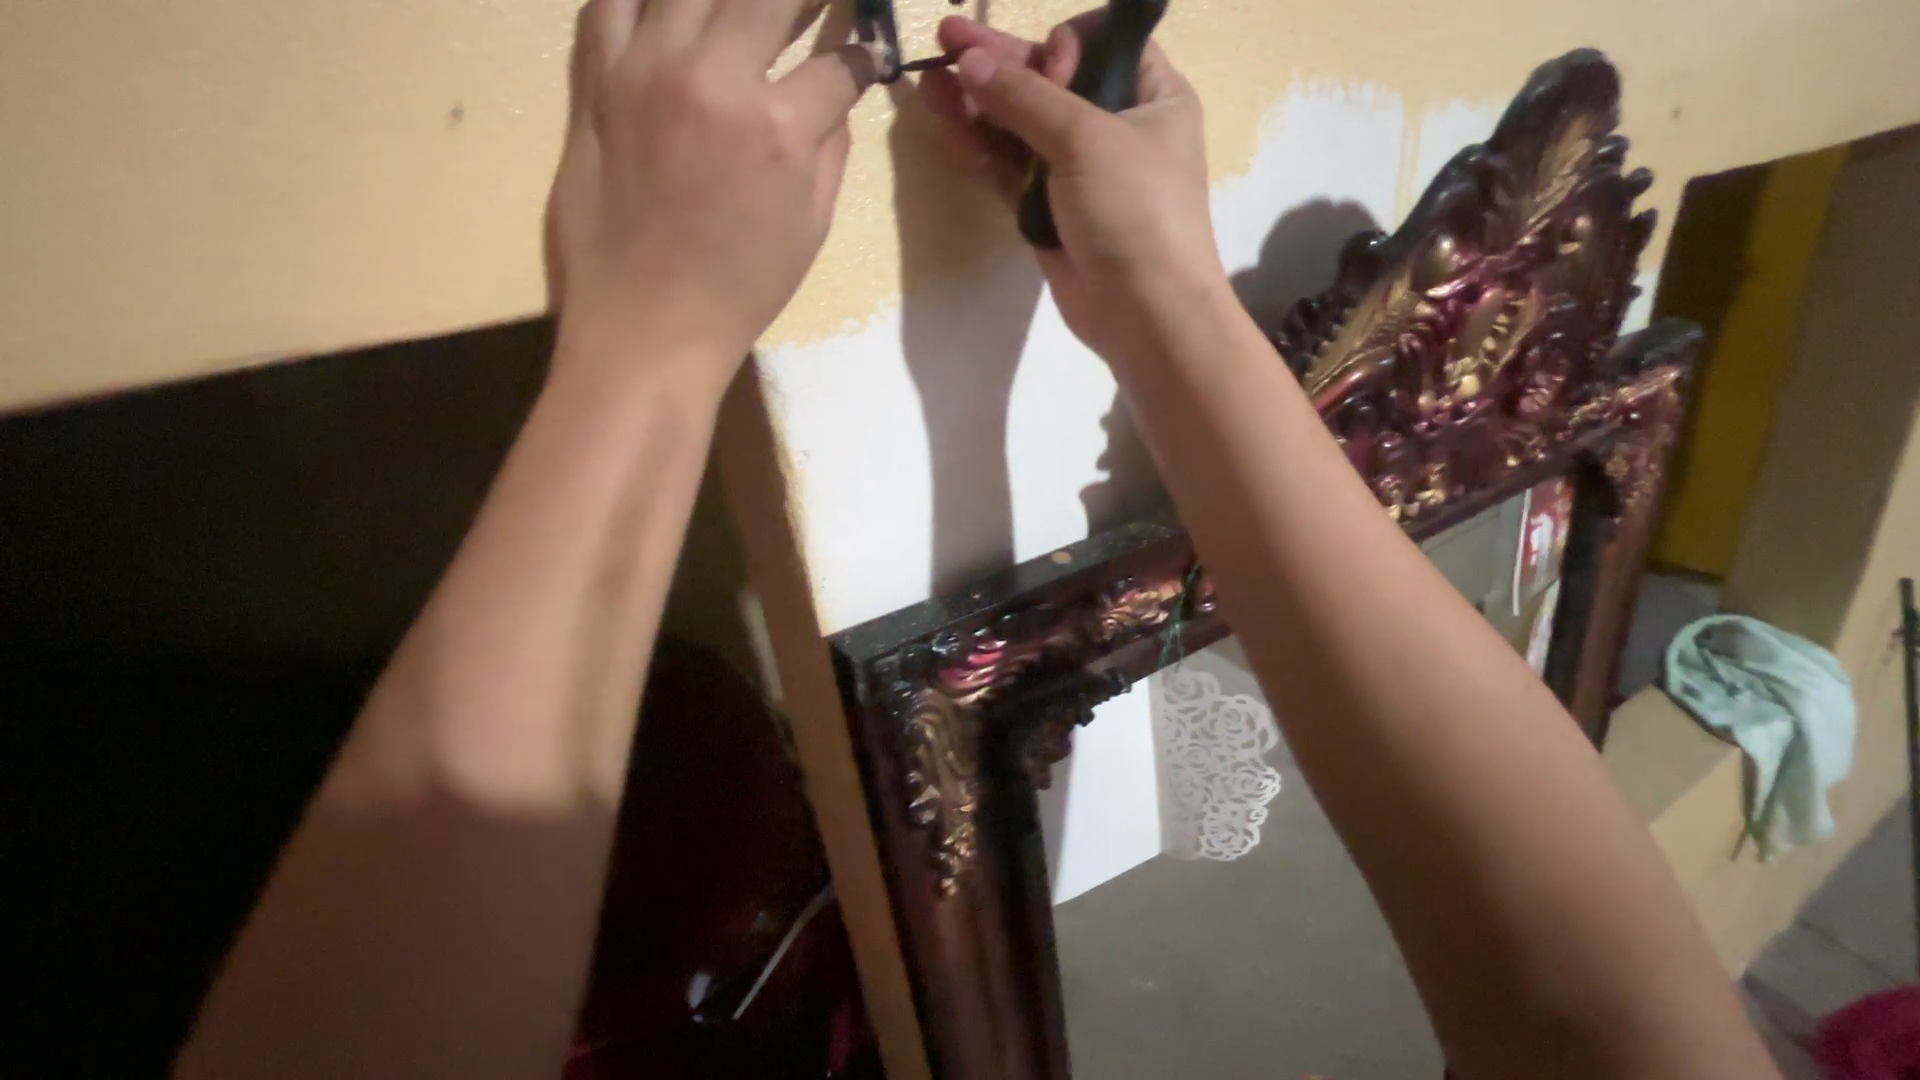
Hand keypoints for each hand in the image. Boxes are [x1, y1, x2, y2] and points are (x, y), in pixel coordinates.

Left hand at [546, 0, 876, 382]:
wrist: (647, 328)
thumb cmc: (740, 291)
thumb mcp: (810, 230)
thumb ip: (829, 152)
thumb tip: (835, 99)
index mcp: (778, 128)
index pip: (839, 63)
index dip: (862, 57)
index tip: (863, 58)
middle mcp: (713, 77)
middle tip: (811, 8)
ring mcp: (645, 69)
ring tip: (747, 8)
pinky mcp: (596, 79)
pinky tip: (673, 10)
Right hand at [919, 15, 1223, 365]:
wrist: (1144, 312)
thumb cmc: (1134, 210)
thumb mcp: (1085, 138)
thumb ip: (1024, 97)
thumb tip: (969, 62)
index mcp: (1151, 93)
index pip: (1100, 42)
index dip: (1062, 46)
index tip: (1049, 72)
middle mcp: (1116, 126)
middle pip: (1051, 82)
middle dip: (999, 65)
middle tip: (946, 41)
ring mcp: (1080, 174)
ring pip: (1023, 129)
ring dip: (980, 107)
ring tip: (929, 85)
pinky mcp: (1051, 213)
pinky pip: (1012, 172)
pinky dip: (984, 152)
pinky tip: (948, 128)